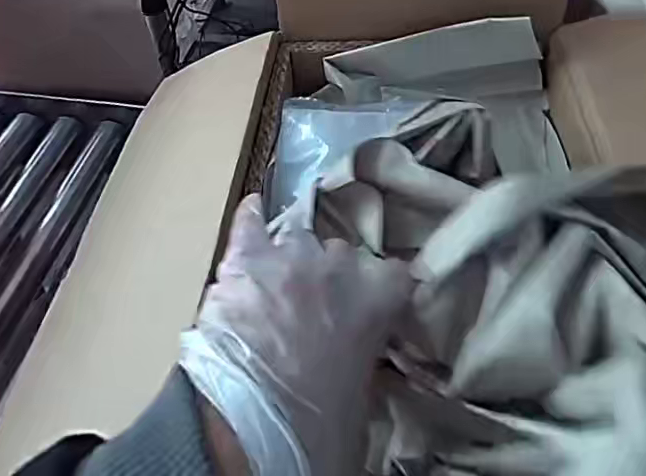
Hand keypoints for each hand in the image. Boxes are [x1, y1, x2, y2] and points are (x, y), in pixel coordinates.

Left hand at [178, 195, 412, 475]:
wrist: (246, 434)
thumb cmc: (314, 432)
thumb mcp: (362, 403)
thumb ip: (368, 360)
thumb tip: (362, 358)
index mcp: (375, 300)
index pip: (399, 275)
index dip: (387, 291)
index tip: (381, 306)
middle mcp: (337, 265)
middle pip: (343, 255)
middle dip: (333, 280)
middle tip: (319, 313)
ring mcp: (290, 256)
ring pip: (299, 239)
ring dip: (295, 262)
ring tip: (282, 288)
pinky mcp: (247, 257)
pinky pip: (250, 222)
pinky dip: (251, 217)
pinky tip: (253, 210)